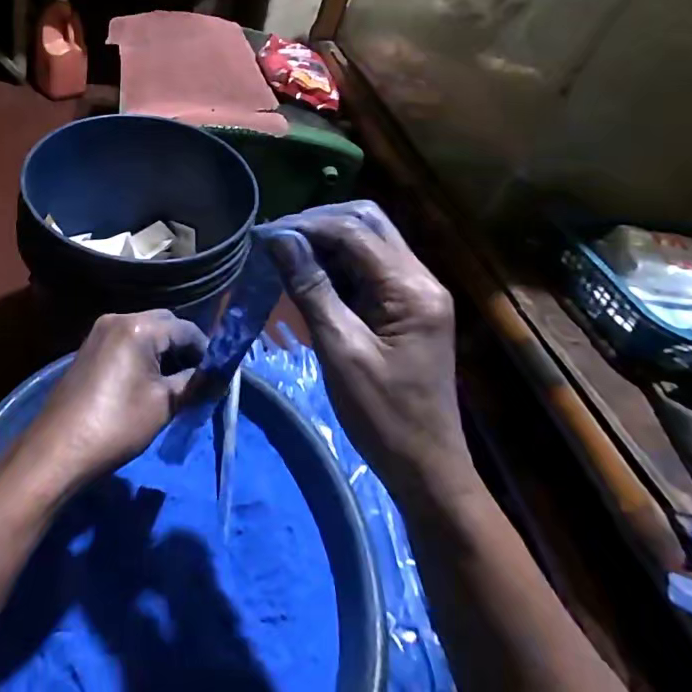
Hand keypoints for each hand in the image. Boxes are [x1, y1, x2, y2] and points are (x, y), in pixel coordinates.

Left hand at [16, 310, 205, 491]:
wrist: (59, 448)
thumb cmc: (117, 424)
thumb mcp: (164, 404)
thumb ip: (195, 383)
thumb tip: (218, 377)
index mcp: (138, 326)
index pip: (186, 328)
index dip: (206, 350)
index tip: (218, 375)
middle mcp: (117, 318)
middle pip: (164, 323)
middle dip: (184, 347)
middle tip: (197, 378)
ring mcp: (99, 331)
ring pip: (144, 331)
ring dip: (164, 351)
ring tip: (176, 383)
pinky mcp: (89, 347)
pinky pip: (126, 341)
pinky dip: (143, 354)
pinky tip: (149, 381)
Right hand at [264, 201, 466, 490]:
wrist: (426, 468)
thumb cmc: (383, 416)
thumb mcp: (340, 350)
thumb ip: (311, 288)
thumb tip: (278, 239)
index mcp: (412, 289)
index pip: (355, 231)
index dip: (306, 226)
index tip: (264, 237)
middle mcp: (420, 278)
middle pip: (368, 223)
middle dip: (319, 224)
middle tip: (276, 241)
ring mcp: (417, 292)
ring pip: (369, 240)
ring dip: (327, 240)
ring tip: (285, 254)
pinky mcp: (407, 306)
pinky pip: (369, 266)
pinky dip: (337, 262)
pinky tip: (308, 273)